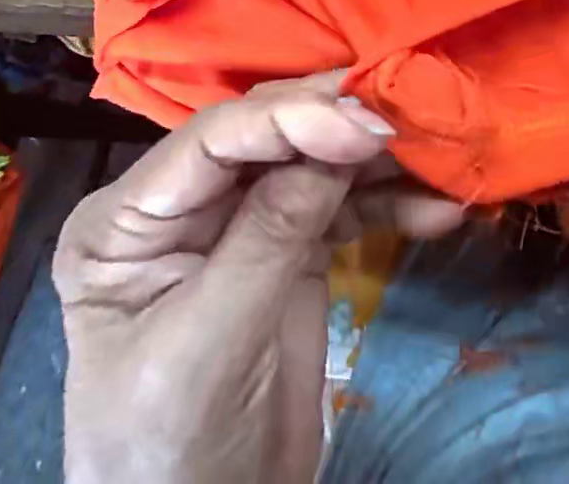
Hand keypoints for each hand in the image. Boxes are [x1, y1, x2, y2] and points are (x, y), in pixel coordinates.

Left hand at [55, 73, 464, 483]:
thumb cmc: (169, 452)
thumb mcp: (210, 343)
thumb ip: (271, 236)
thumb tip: (344, 141)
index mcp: (129, 218)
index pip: (213, 138)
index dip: (294, 118)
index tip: (369, 125)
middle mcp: (186, 201)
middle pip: (271, 135)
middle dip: (343, 123)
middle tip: (414, 117)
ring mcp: (243, 218)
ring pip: (318, 162)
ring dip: (381, 161)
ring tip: (440, 156)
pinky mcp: (294, 242)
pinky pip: (347, 206)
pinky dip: (393, 205)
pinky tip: (437, 209)